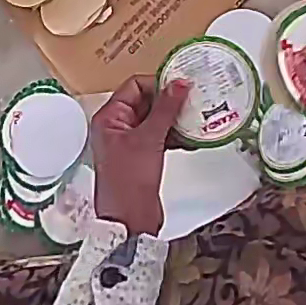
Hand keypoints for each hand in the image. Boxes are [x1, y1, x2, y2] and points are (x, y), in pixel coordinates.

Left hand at [91, 75, 185, 236]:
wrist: (130, 221)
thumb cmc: (128, 182)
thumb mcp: (149, 138)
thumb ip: (165, 108)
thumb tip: (179, 84)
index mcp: (109, 118)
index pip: (134, 86)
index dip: (157, 83)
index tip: (181, 84)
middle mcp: (117, 128)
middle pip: (146, 101)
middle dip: (170, 100)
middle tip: (193, 97)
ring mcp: (130, 142)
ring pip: (156, 119)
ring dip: (175, 117)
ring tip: (196, 115)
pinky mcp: (143, 156)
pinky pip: (161, 136)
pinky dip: (175, 134)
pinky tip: (192, 135)